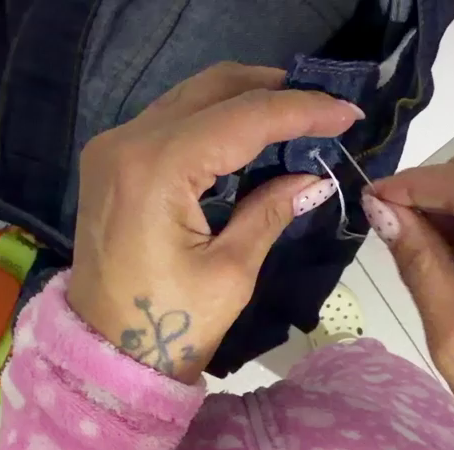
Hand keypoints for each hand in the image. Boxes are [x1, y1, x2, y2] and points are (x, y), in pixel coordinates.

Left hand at [67, 63, 362, 382]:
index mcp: (156, 169)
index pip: (241, 118)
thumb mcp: (230, 274)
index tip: (347, 112)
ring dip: (242, 102)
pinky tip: (246, 138)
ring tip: (293, 119)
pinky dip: (212, 122)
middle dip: (273, 91)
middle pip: (212, 89)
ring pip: (190, 99)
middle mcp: (127, 142)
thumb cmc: (171, 326)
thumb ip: (269, 213)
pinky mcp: (110, 163)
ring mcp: (112, 149)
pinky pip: (169, 122)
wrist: (106, 355)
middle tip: (323, 108)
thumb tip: (313, 177)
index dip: (300, 110)